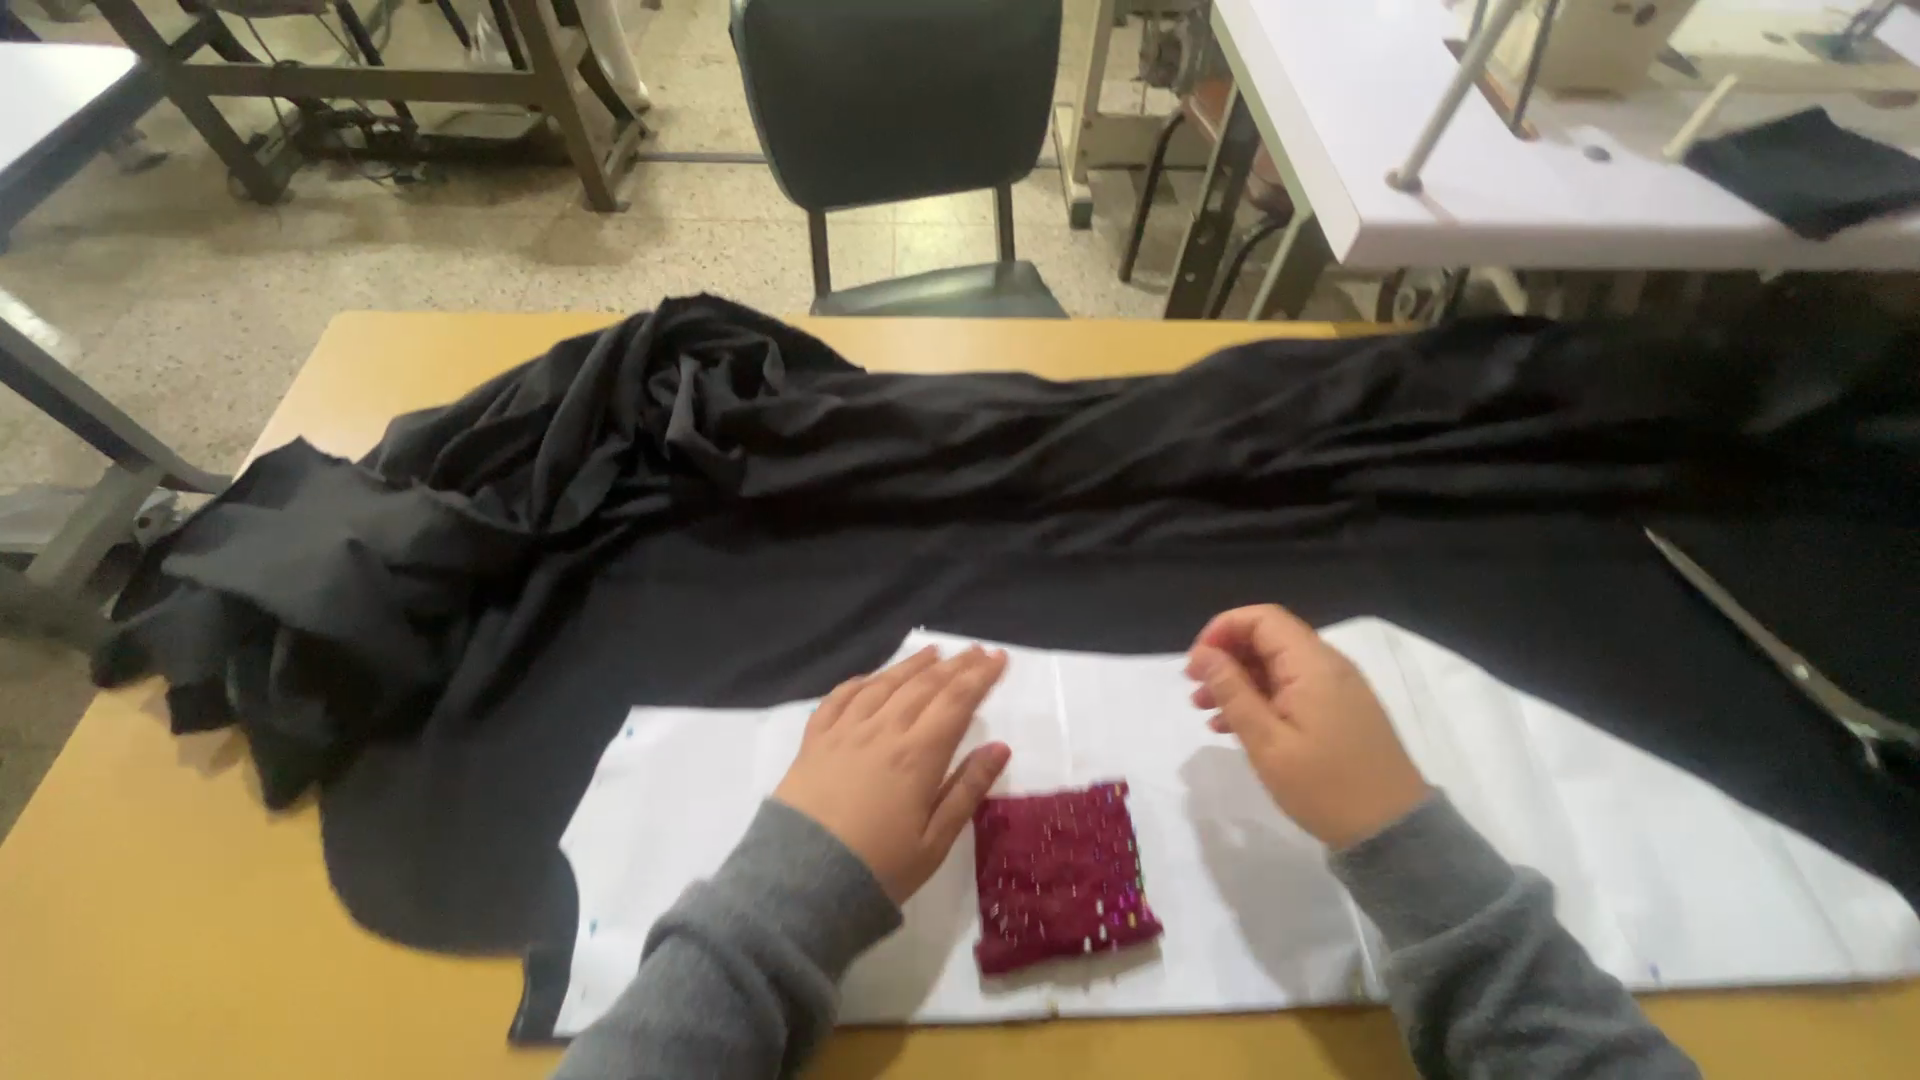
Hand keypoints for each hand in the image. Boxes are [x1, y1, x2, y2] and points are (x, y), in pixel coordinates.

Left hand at [774, 645, 1011, 904]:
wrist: (800, 885)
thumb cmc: (878, 869)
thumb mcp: (934, 842)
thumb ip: (967, 790)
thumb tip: (1000, 747)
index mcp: (917, 755)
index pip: (956, 702)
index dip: (980, 677)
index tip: (998, 658)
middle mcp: (882, 731)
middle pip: (924, 686)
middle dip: (955, 665)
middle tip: (975, 651)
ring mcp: (844, 732)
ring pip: (883, 684)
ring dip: (911, 665)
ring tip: (932, 652)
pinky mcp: (814, 741)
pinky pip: (840, 698)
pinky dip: (862, 681)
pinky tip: (872, 678)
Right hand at [1184, 605, 1428, 850]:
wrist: (1393, 832)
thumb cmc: (1325, 786)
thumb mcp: (1266, 741)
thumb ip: (1232, 690)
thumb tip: (1204, 653)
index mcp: (1313, 664)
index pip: (1262, 619)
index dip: (1222, 630)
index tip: (1196, 663)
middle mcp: (1329, 665)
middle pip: (1268, 639)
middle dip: (1226, 657)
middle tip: (1194, 688)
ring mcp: (1337, 688)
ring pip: (1277, 665)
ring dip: (1238, 680)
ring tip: (1205, 711)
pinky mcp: (1340, 710)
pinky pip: (1292, 688)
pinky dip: (1260, 698)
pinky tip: (1233, 726)